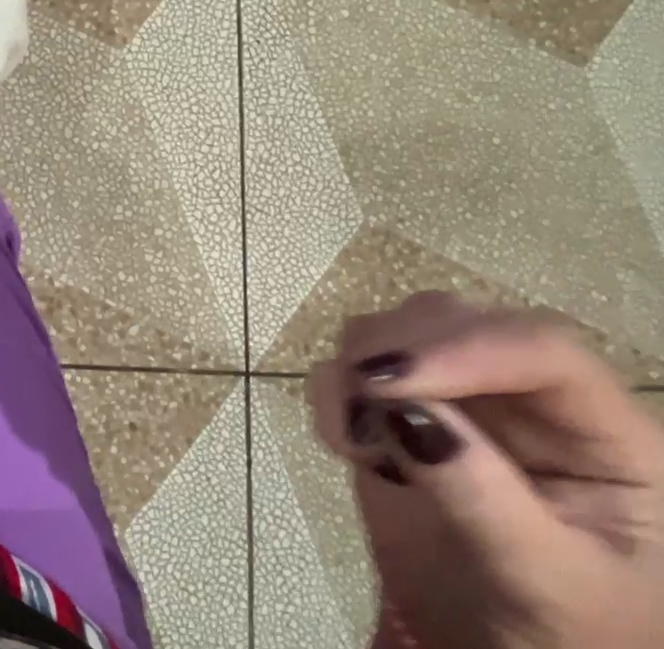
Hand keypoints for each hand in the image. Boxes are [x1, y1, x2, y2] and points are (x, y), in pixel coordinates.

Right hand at [306, 292, 663, 648]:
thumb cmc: (561, 629)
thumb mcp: (541, 578)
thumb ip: (478, 493)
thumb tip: (399, 412)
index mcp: (608, 438)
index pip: (542, 351)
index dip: (463, 348)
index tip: (385, 383)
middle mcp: (534, 401)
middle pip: (458, 321)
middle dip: (398, 350)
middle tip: (360, 406)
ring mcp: (463, 401)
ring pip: (397, 329)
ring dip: (357, 369)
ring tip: (356, 442)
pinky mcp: (399, 411)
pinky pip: (349, 367)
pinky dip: (331, 392)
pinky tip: (348, 446)